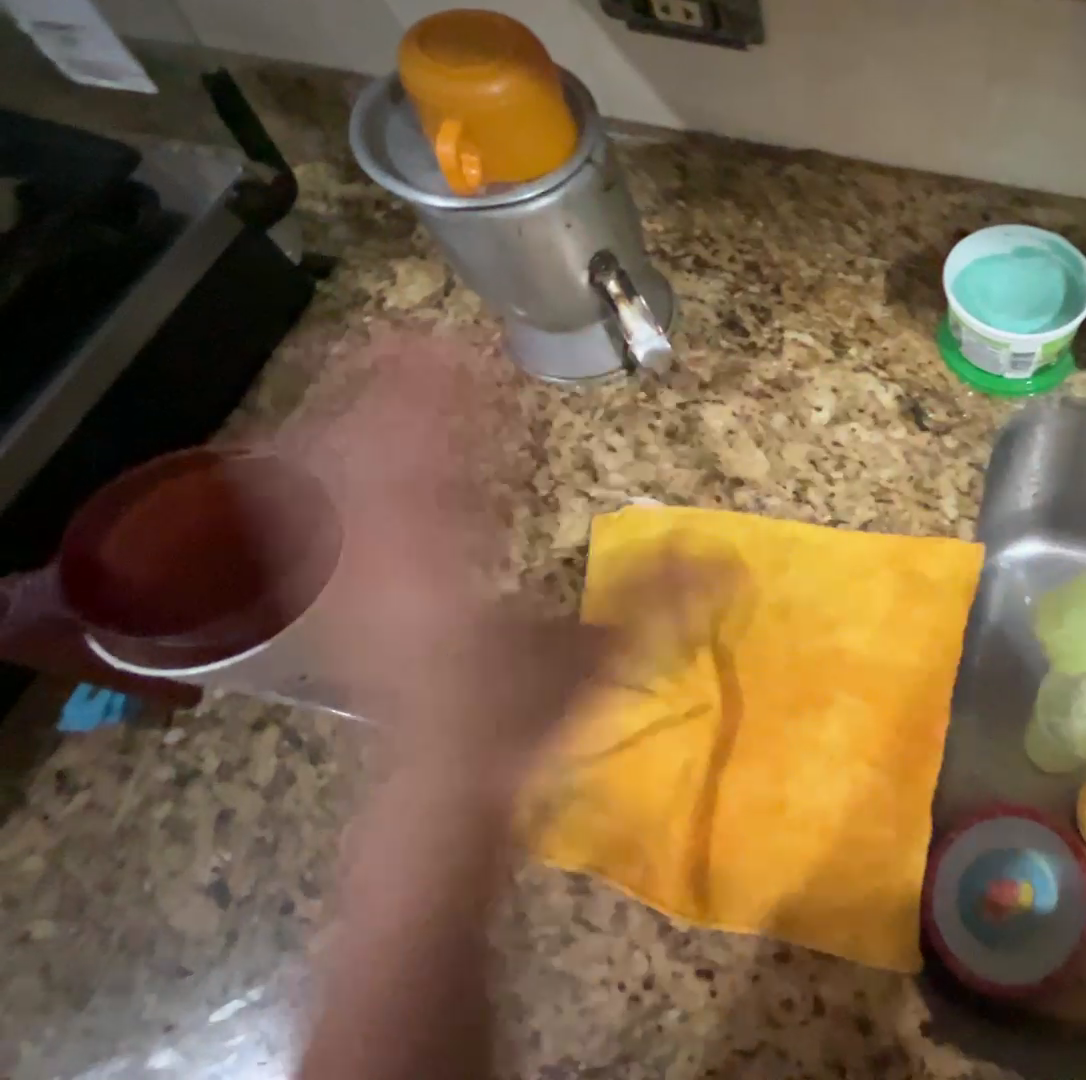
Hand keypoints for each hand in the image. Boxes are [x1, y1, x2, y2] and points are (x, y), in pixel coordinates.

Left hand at [260, 328, 733, 798]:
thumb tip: (732, 559)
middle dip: (391, 390)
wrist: (441, 781)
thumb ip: (659, 603)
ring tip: (381, 365)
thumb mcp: (599, 660)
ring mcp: (344, 578)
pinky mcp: (334, 589)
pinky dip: (324, 459)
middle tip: (422, 337)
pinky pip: (311, 508)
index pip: (442, 469)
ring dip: (351, 413)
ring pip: (325, 474)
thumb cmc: (522, 722)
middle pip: (365, 456)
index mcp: (447, 576)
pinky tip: (333, 437)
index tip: (479, 356)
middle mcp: (383, 567)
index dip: (457, 405)